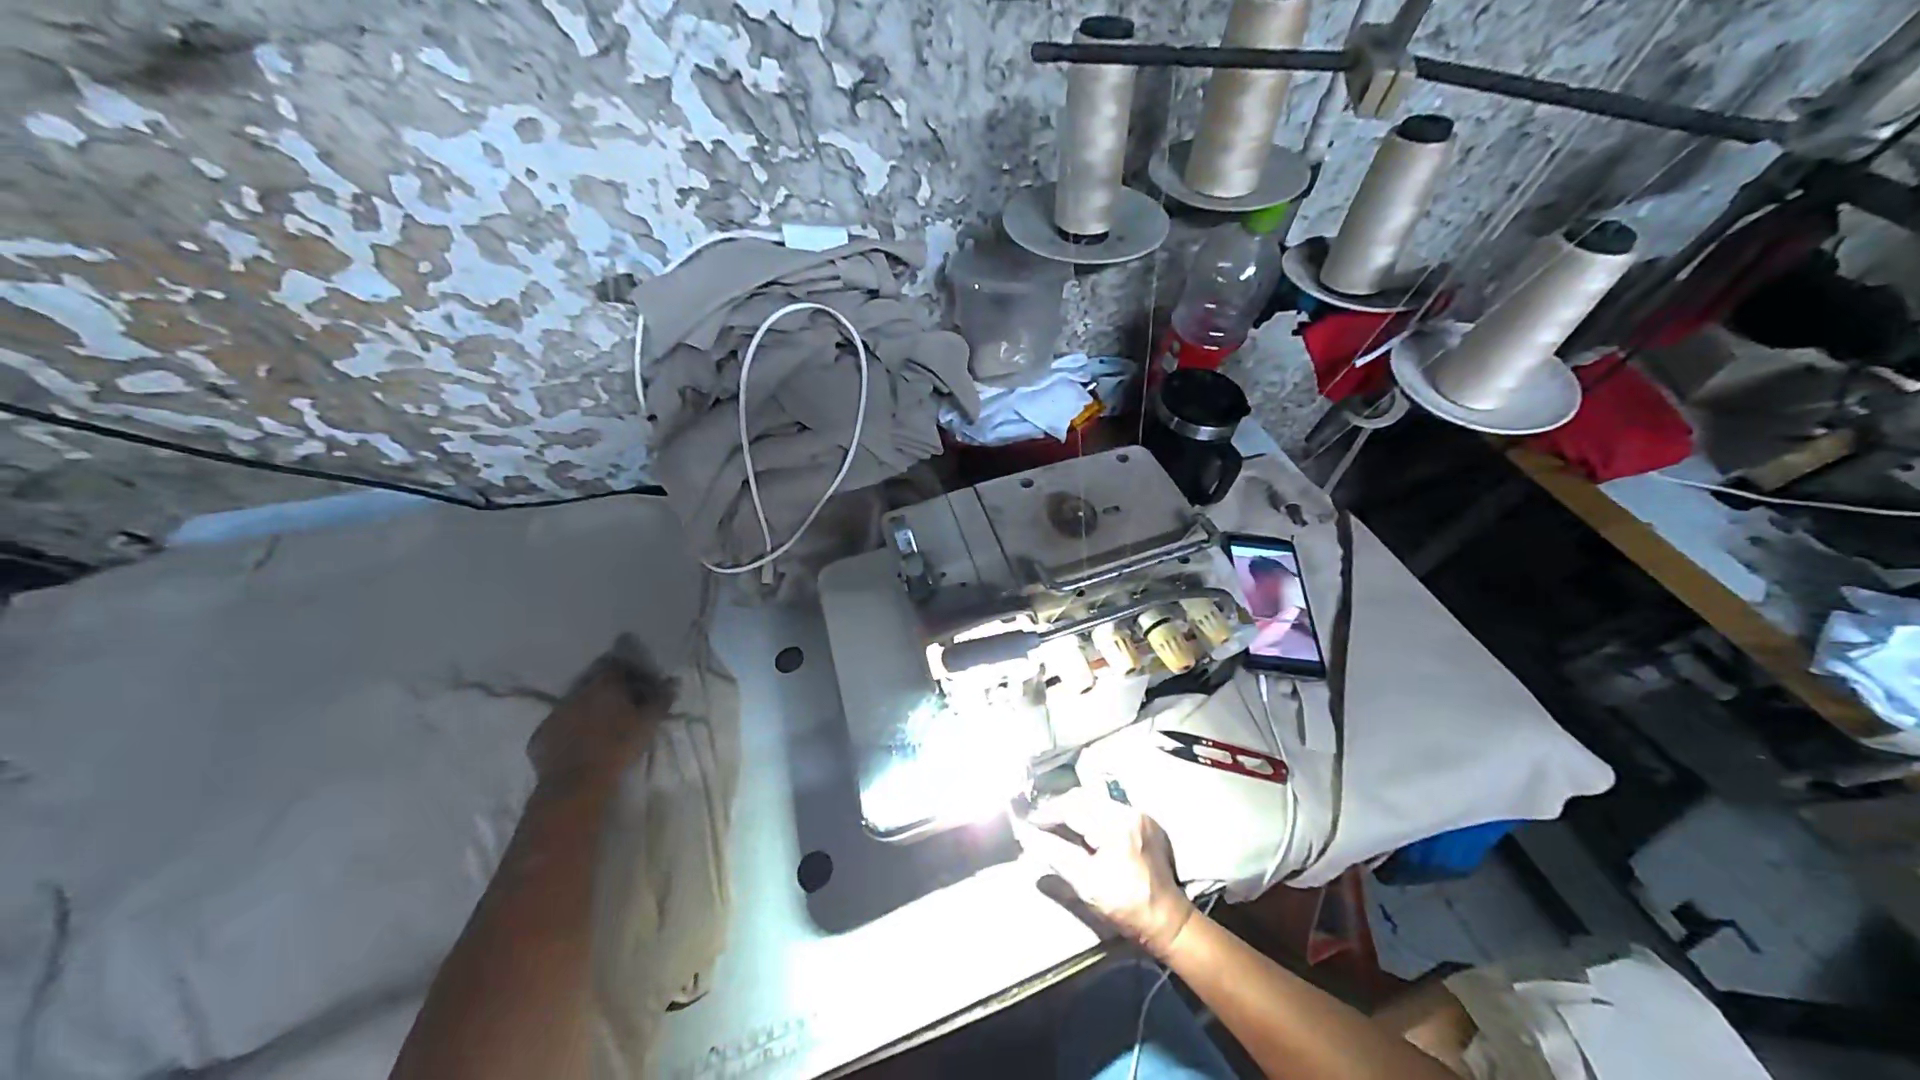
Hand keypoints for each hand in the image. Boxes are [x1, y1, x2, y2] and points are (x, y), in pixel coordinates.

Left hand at [528, 634, 676, 792]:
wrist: (577, 784)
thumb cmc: (619, 747)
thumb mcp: (648, 723)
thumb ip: (661, 699)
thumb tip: (673, 681)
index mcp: (603, 686)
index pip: (617, 668)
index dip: (628, 676)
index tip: (638, 688)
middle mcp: (575, 694)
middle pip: (593, 687)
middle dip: (606, 695)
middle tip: (620, 711)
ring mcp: (553, 715)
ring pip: (573, 708)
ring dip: (585, 714)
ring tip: (598, 732)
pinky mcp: (538, 738)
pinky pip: (556, 730)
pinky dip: (567, 734)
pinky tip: (577, 748)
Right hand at [1013, 788, 1196, 958]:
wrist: (1167, 921)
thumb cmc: (1125, 906)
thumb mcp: (1086, 884)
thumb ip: (1057, 856)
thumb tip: (1031, 839)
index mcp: (1116, 825)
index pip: (1073, 809)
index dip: (1048, 814)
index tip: (1030, 822)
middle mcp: (1129, 812)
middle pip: (1086, 798)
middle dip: (1061, 807)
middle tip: (1042, 820)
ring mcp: (1140, 816)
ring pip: (1099, 802)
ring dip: (1077, 810)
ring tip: (1060, 824)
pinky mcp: (1146, 824)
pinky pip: (1112, 810)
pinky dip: (1094, 815)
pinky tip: (1084, 829)